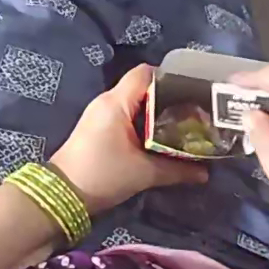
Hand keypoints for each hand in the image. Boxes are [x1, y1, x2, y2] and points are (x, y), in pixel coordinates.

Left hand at [50, 65, 207, 214]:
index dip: (170, 78)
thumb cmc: (102, 175)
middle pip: (143, 88)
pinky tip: (160, 138)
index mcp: (116, 102)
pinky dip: (143, 124)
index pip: (146, 73)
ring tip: (182, 126)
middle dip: (168, 99)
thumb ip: (176, 170)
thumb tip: (205, 173)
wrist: (62, 195)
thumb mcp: (143, 173)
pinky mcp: (98, 129)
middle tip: (193, 113)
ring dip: (156, 114)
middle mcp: (107, 102)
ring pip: (135, 104)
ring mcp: (100, 115)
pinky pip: (126, 117)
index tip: (192, 92)